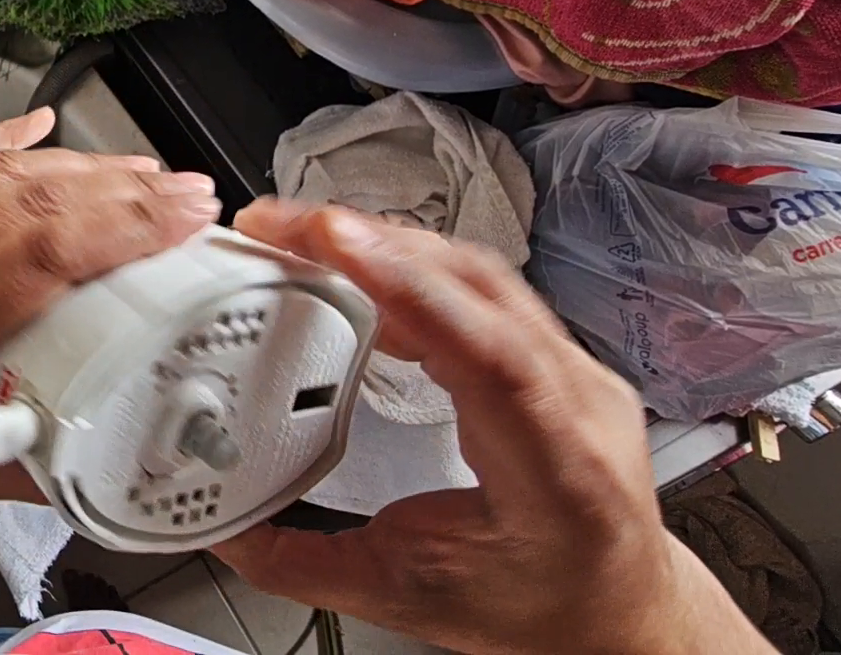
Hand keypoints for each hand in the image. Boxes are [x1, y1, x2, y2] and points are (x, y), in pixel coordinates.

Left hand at [0, 107, 220, 497]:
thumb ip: (47, 444)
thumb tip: (115, 427)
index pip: (46, 250)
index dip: (125, 225)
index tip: (179, 218)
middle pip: (35, 199)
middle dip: (123, 191)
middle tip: (179, 193)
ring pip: (3, 172)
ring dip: (79, 169)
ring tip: (135, 174)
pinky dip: (5, 140)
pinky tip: (42, 129)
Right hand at [212, 200, 773, 654]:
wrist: (620, 617)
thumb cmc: (539, 610)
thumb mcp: (405, 597)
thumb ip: (298, 560)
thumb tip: (221, 524)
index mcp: (554, 474)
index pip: (489, 355)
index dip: (405, 285)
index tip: (330, 241)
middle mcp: (574, 401)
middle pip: (472, 284)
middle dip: (366, 240)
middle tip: (278, 225)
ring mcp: (567, 363)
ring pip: (471, 267)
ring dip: (379, 237)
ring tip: (300, 231)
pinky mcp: (543, 343)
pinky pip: (469, 275)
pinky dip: (399, 253)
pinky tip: (350, 255)